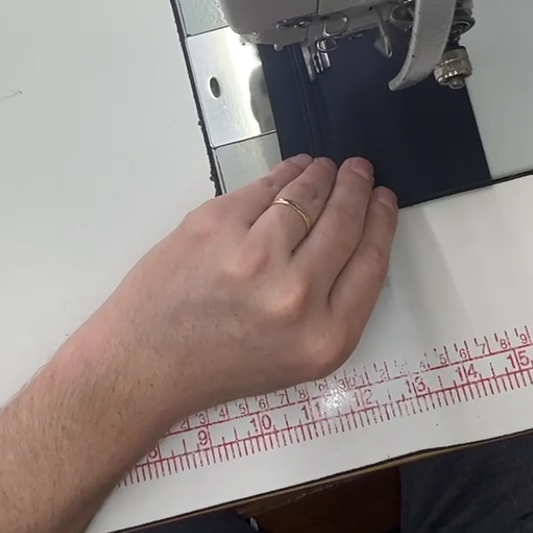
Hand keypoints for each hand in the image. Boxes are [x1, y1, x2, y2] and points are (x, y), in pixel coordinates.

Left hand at [74, 154, 398, 426]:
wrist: (146, 362)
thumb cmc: (222, 365)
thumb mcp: (298, 357)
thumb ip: (332, 305)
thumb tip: (353, 236)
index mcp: (325, 337)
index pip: (371, 262)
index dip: (382, 222)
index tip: (385, 199)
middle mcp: (296, 295)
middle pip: (343, 223)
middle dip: (357, 189)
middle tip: (361, 170)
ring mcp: (253, 254)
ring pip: (305, 196)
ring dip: (322, 174)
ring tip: (328, 166)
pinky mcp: (216, 224)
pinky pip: (265, 187)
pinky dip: (286, 172)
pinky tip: (295, 167)